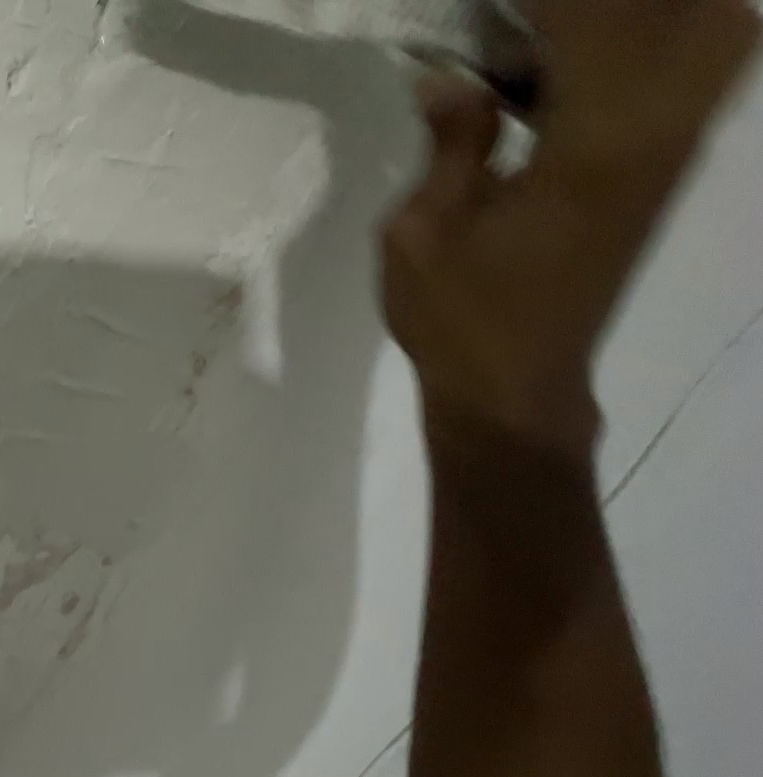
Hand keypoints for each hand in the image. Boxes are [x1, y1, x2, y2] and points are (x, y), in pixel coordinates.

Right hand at [379, 0, 757, 456]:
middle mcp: (658, 130)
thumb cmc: (455, 316)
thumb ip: (450, 146)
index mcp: (590, 147)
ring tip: (552, 36)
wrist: (514, 381)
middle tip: (519, 21)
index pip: (597, 20)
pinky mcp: (669, 163)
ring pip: (713, 28)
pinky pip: (699, 66)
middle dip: (601, 6)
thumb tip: (447, 76)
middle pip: (684, 11)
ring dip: (638, 20)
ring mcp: (676, 146)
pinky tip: (580, 62)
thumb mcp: (419, 234)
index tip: (486, 2)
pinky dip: (655, 40)